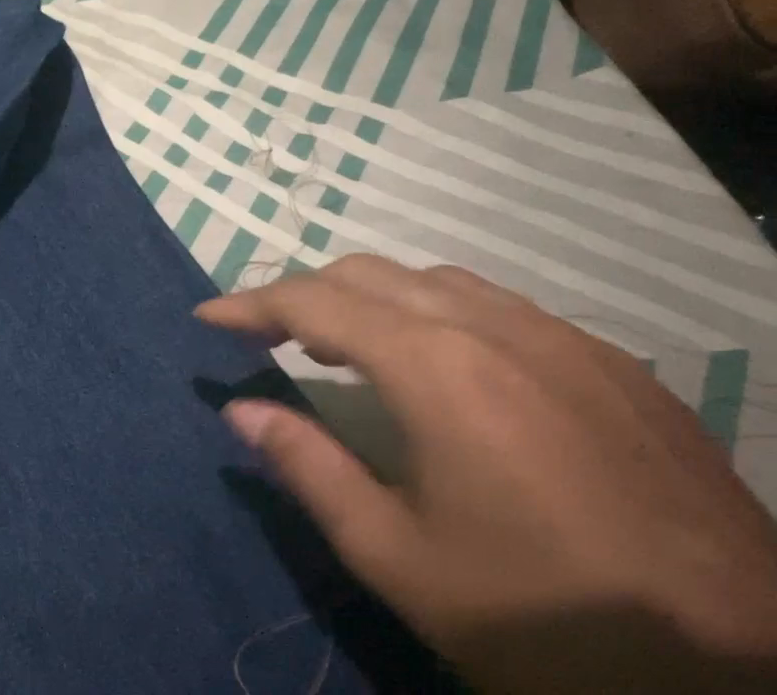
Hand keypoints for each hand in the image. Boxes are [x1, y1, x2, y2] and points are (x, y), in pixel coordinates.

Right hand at [198, 255, 776, 693]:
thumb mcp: (395, 556)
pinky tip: (445, 370)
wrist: (748, 674)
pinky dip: (440, 315)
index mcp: (438, 369)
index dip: (249, 305)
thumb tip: (239, 408)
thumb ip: (307, 467)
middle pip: (372, 274)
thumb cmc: (540, 616)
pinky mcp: (621, 371)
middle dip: (303, 294)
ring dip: (371, 299)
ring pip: (440, 281)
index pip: (314, 304)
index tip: (205, 320)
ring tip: (341, 347)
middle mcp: (500, 331)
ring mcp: (570, 344)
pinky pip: (505, 309)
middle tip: (263, 336)